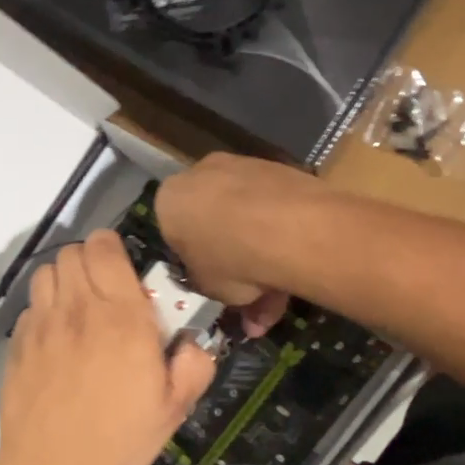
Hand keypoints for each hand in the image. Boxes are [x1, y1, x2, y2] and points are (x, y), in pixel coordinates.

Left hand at [0, 230, 215, 464]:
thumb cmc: (117, 441)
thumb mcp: (172, 410)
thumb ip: (192, 367)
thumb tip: (191, 343)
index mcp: (122, 318)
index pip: (105, 248)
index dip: (114, 249)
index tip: (125, 272)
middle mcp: (78, 310)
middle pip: (72, 252)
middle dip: (90, 261)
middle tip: (106, 292)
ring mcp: (41, 326)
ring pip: (46, 272)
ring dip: (64, 281)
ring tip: (79, 310)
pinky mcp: (16, 345)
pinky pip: (30, 307)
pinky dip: (44, 311)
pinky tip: (56, 340)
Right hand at [155, 154, 333, 335]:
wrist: (292, 230)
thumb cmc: (230, 261)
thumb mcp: (205, 286)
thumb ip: (202, 279)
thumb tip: (211, 279)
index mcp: (170, 199)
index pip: (172, 231)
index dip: (191, 257)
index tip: (207, 276)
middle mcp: (201, 173)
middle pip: (213, 219)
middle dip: (231, 257)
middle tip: (246, 291)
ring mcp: (244, 166)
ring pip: (247, 217)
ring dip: (259, 255)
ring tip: (276, 297)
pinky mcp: (281, 168)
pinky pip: (273, 210)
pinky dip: (280, 238)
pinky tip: (294, 270)